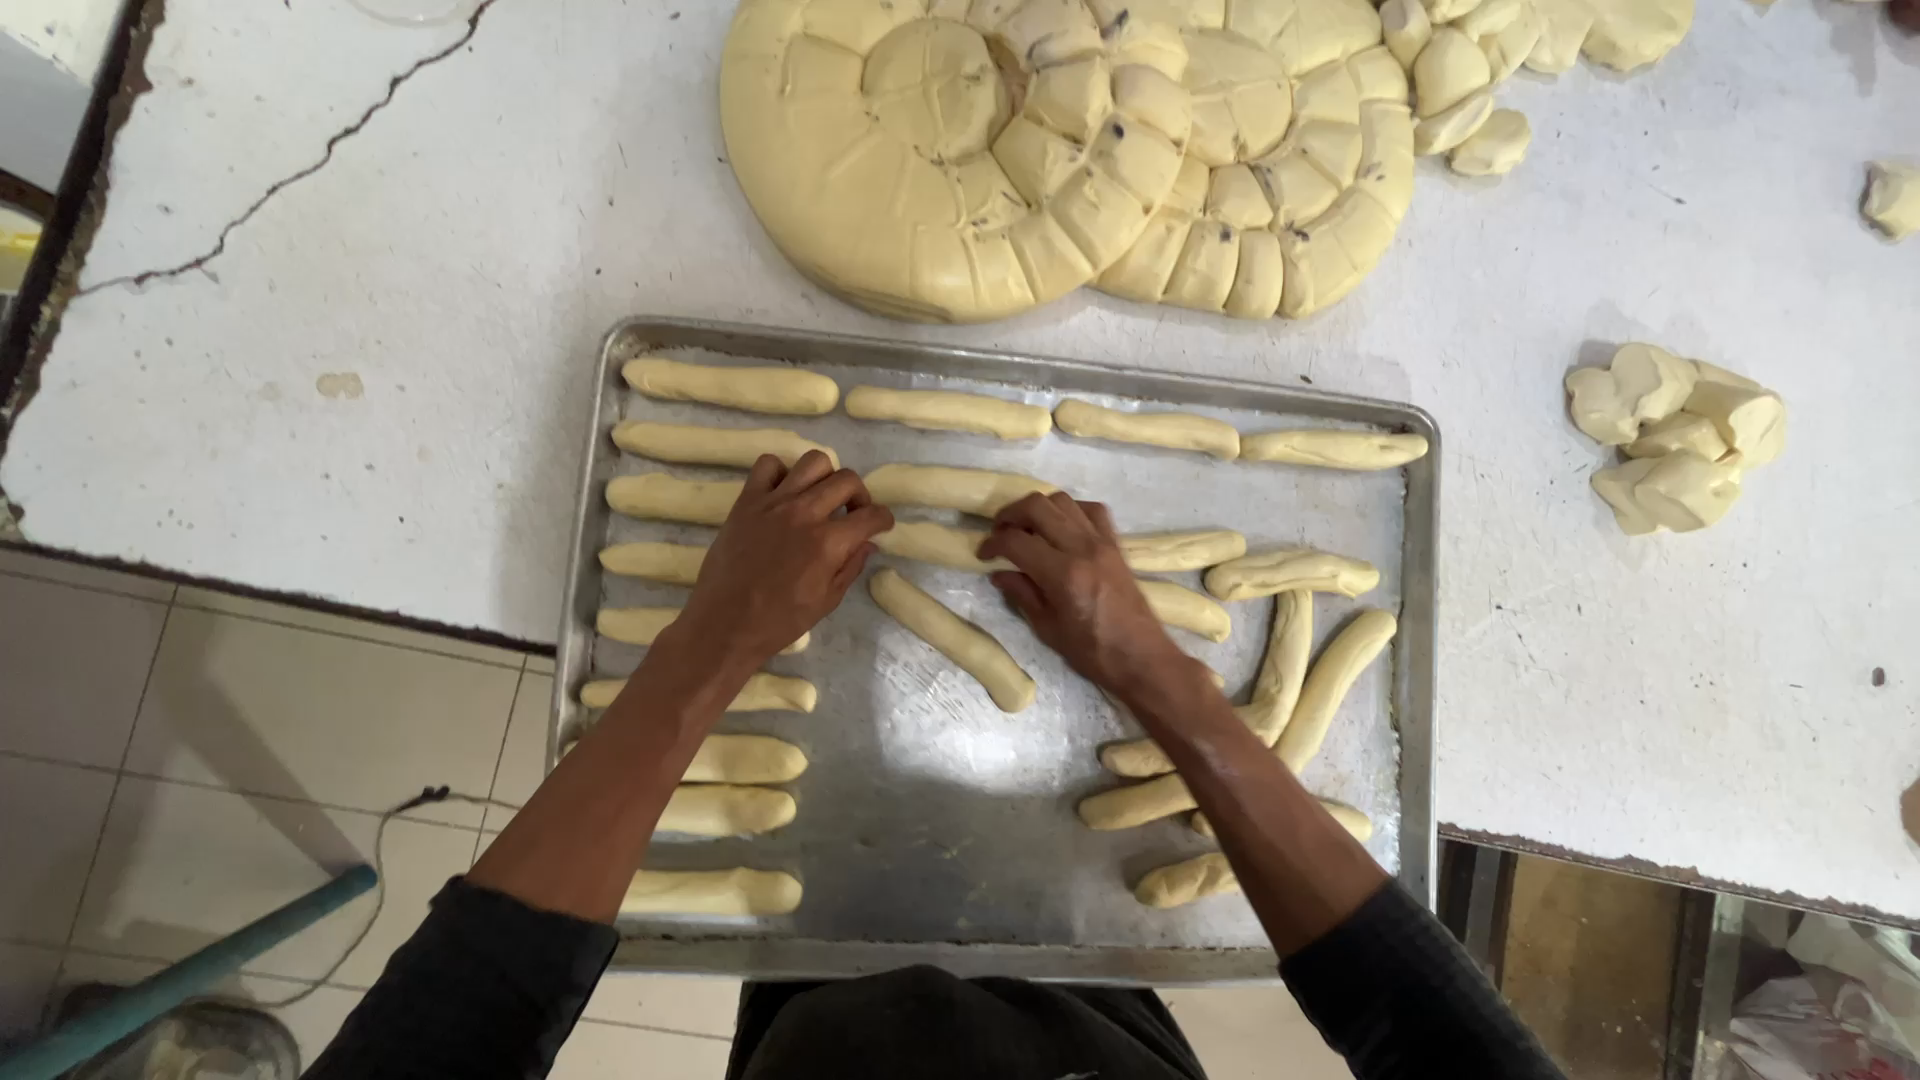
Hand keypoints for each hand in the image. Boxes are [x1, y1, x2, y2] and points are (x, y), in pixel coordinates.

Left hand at [664, 451, 891, 677]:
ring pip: (813, 462)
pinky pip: (768, 465)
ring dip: (826, 477)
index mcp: (828, 543)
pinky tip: (784, 494)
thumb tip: (868, 543)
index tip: (881, 525)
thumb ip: (851, 566)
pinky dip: (782, 473)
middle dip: (860, 495)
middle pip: (847, 480)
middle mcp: (804, 513)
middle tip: (852, 513)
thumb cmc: (779, 621)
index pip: (871, 516)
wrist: (725, 623)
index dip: (883, 519)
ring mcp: (773, 502)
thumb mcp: (827, 601)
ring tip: (820, 498)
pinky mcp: (747, 501)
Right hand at [978, 493, 1192, 701]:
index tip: (983, 554)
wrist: (1141, 657)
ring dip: (1038, 508)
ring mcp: (1102, 541)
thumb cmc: (1092, 652)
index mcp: (1062, 574)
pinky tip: (1060, 528)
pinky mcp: (1116, 543)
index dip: (992, 543)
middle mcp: (1082, 548)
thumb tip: (1000, 574)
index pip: (1016, 541)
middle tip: (999, 533)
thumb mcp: (1047, 629)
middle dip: (1010, 514)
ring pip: (1062, 500)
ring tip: (1027, 528)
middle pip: (1037, 506)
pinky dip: (1070, 510)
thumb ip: (1022, 595)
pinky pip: (1090, 509)